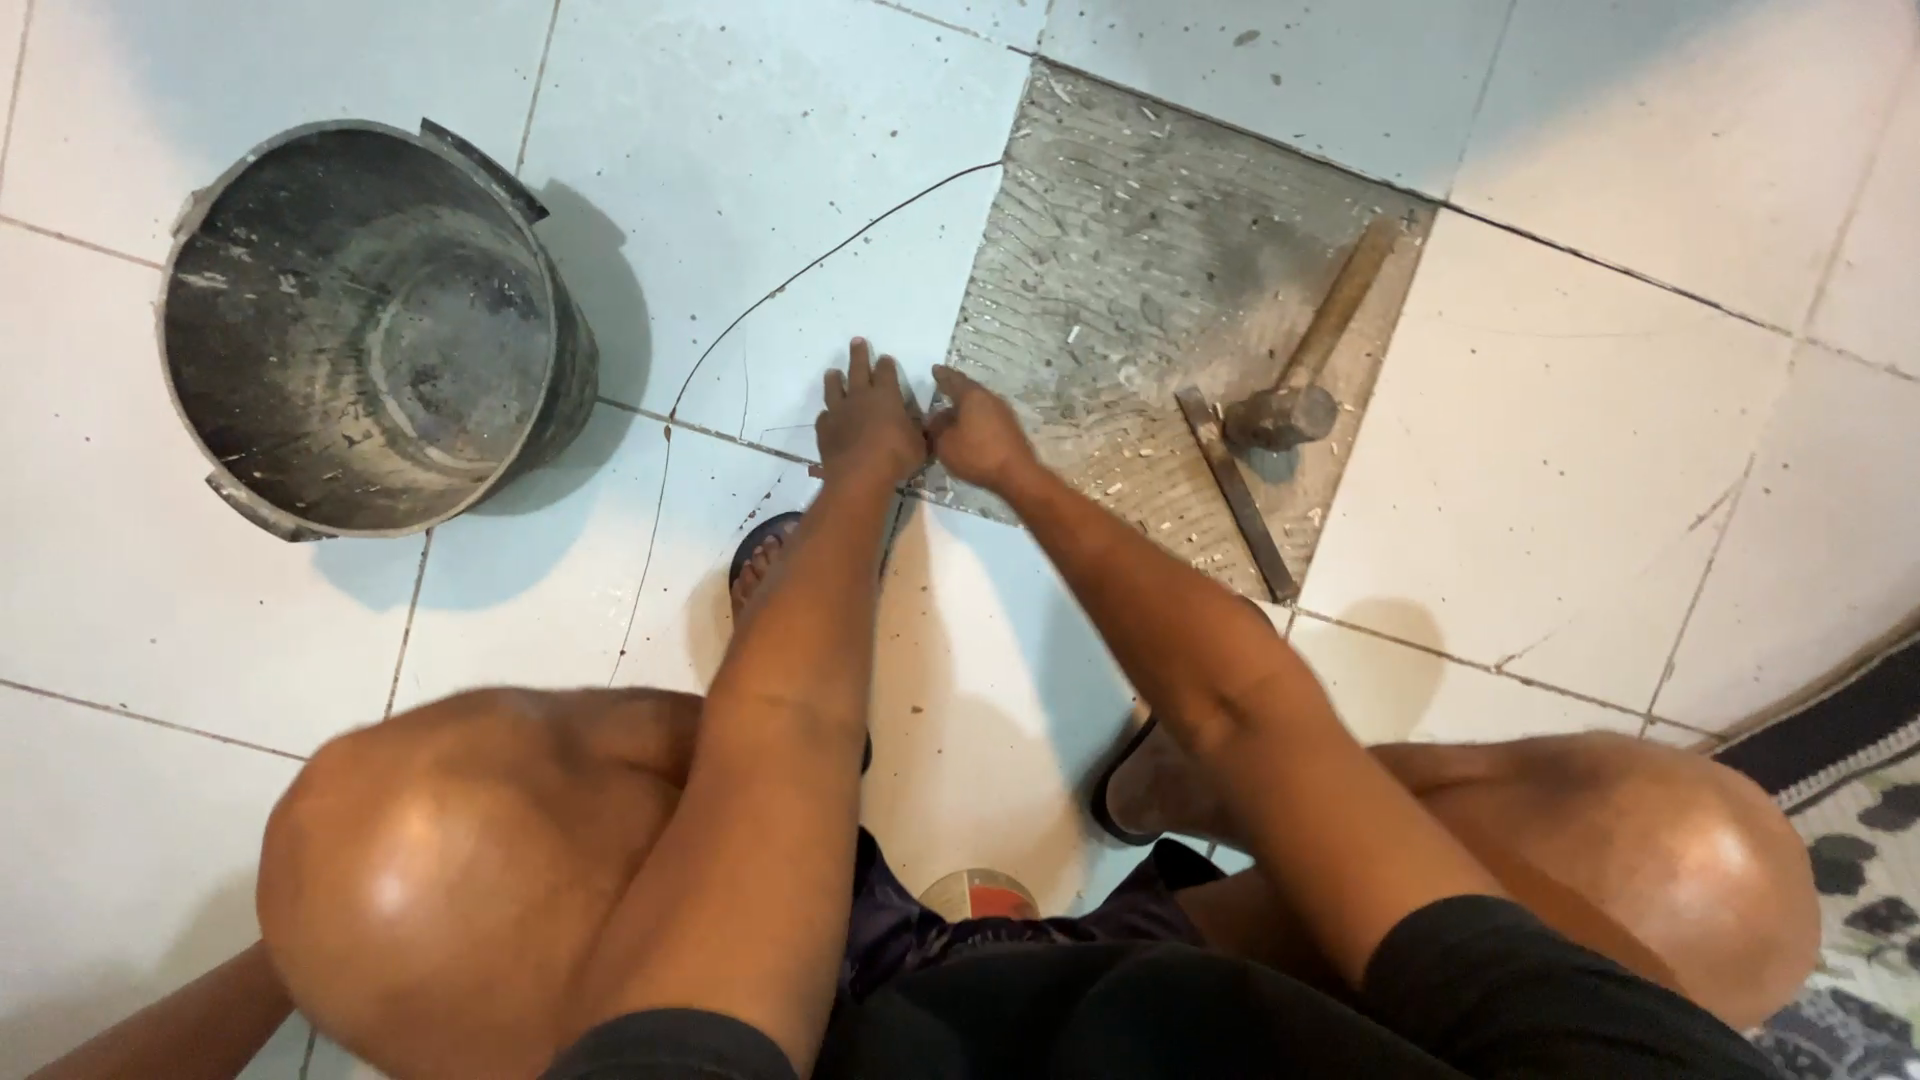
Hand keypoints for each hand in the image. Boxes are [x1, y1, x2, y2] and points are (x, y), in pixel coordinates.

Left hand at [816, 338, 925, 484]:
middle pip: (857, 369)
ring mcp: (839, 412)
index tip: (885, 358)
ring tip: (832, 372)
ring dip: (834, 379)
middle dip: (858, 354)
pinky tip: (827, 415)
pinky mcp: (825, 430)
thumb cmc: (895, 456)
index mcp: (886, 395)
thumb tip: (919, 425)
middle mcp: (860, 397)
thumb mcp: (918, 444)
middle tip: (856, 341)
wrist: (860, 474)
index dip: (886, 364)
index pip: (886, 372)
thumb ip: (917, 431)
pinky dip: (827, 414)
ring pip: (834, 388)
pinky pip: (824, 417)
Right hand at [926, 364, 1039, 493]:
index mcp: (972, 396)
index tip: (935, 369)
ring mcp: (1003, 413)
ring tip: (952, 415)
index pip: (954, 379)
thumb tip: (936, 419)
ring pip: (979, 405)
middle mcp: (990, 399)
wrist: (1016, 474)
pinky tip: (968, 430)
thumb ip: (936, 427)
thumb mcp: (945, 443)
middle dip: (955, 391)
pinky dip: (975, 420)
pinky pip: (987, 418)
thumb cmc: (976, 454)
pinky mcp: (1010, 429)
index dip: (942, 375)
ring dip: (965, 409)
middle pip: (969, 391)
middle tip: (942, 390)